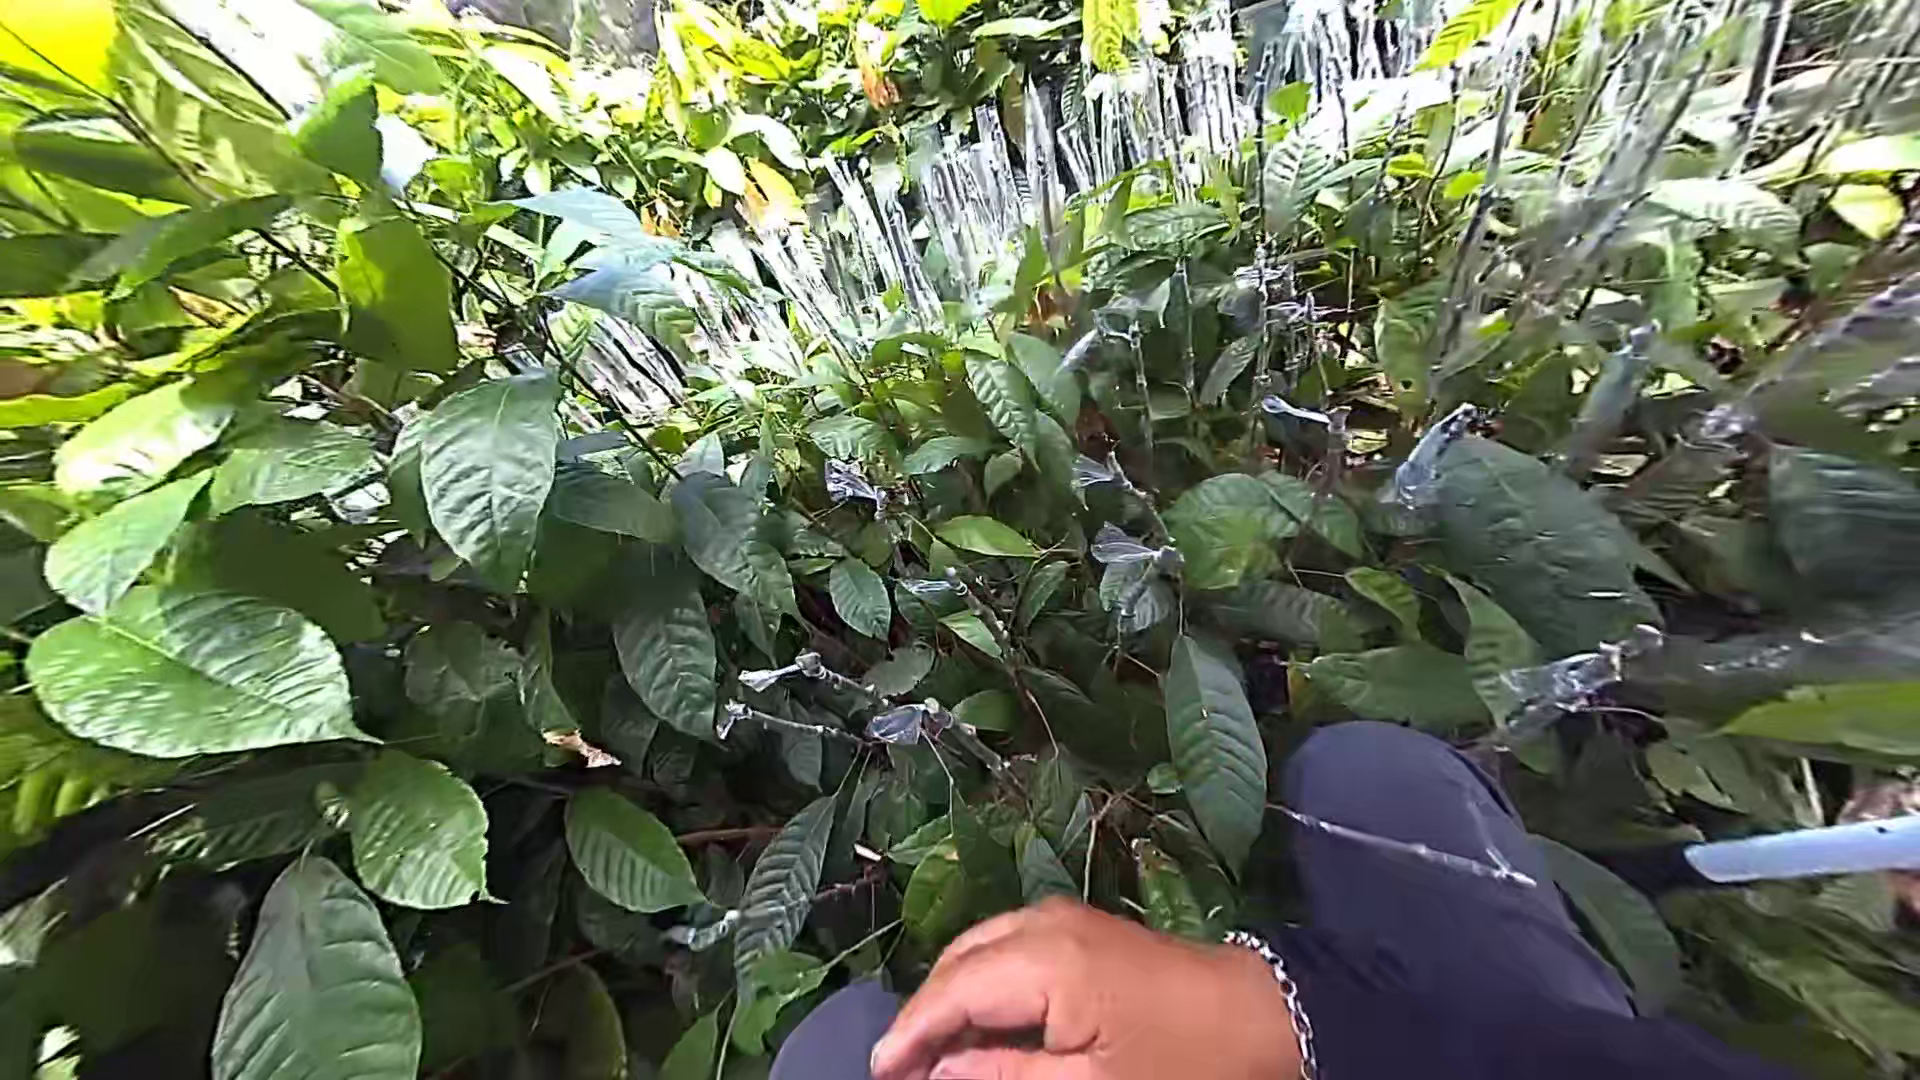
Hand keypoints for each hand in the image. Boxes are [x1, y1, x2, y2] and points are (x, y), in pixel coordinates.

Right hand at [869, 898, 1299, 1079]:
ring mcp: (1056, 914)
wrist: (1244, 1009)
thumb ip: (1009, 1076)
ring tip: (933, 1045)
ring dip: (953, 990)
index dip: (914, 1027)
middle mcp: (1041, 920)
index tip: (879, 1066)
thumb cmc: (1174, 1061)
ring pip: (980, 944)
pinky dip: (982, 976)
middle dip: (928, 1008)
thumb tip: (941, 1070)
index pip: (957, 987)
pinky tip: (980, 1014)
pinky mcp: (1070, 921)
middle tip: (902, 1064)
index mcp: (1045, 958)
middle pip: (962, 957)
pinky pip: (1005, 942)